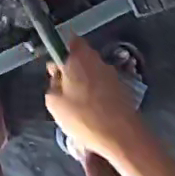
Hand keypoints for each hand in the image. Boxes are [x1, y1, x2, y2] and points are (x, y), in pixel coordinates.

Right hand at [46, 37, 150, 164]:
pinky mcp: (122, 87)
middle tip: (64, 90)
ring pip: (93, 72)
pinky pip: (104, 84)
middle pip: (82, 57)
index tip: (57, 67)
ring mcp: (112, 73)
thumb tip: (58, 78)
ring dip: (86, 83)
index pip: (70, 40)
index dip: (62, 52)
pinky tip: (94, 112)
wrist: (121, 135)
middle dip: (72, 70)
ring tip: (79, 105)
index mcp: (79, 57)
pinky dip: (98, 93)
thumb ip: (52, 84)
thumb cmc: (83, 116)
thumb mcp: (54, 103)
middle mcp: (97, 59)